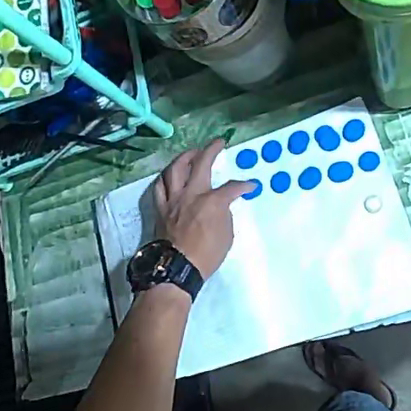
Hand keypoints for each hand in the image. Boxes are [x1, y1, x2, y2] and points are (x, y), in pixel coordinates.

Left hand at [152, 140, 256, 280]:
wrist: (177, 268)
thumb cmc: (207, 255)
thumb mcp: (227, 235)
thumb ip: (224, 214)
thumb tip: (221, 206)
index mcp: (212, 201)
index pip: (232, 187)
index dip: (244, 185)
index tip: (250, 186)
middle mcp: (191, 194)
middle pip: (200, 164)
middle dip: (211, 150)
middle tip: (218, 143)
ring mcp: (173, 200)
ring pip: (175, 169)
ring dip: (185, 158)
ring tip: (192, 153)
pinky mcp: (161, 208)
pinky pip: (160, 186)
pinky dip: (166, 178)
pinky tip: (170, 176)